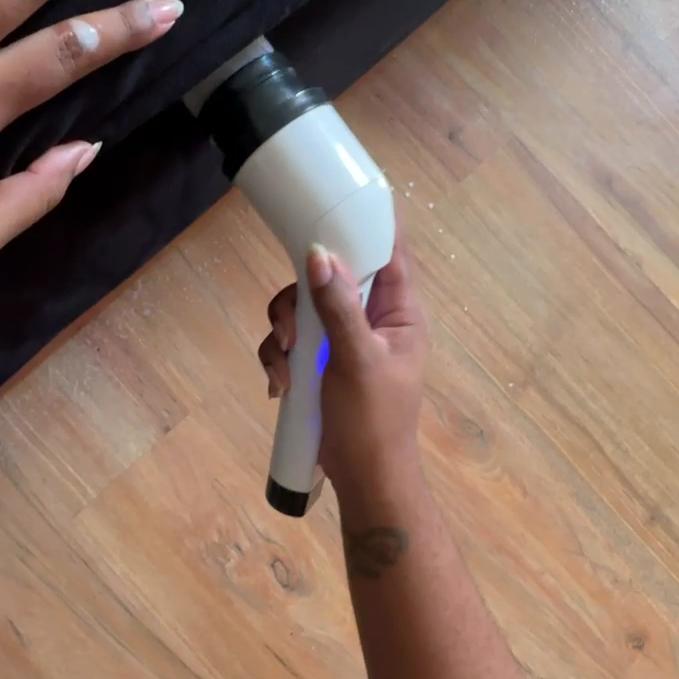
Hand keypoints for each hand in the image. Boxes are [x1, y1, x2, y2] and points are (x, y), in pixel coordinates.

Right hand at [257, 237, 428, 496]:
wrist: (362, 479)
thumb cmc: (374, 422)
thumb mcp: (357, 361)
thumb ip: (338, 307)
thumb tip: (319, 253)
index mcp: (399, 312)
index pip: (390, 251)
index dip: (367, 223)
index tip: (335, 199)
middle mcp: (372, 318)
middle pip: (331, 277)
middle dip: (300, 300)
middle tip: (291, 330)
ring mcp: (343, 339)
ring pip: (303, 308)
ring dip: (284, 335)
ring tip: (285, 369)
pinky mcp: (320, 360)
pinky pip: (291, 340)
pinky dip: (280, 359)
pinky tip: (280, 385)